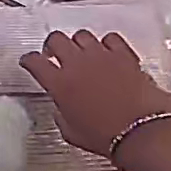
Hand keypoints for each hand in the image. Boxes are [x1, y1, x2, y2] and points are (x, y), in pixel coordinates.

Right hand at [19, 30, 170, 156]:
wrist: (141, 131)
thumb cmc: (107, 135)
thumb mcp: (71, 131)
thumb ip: (61, 114)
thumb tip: (62, 110)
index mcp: (59, 83)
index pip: (34, 61)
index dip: (28, 60)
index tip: (29, 61)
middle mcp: (77, 64)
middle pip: (56, 39)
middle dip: (52, 45)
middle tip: (53, 53)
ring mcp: (101, 57)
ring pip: (82, 35)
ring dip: (77, 43)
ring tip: (80, 52)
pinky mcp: (124, 56)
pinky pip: (111, 38)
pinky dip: (106, 43)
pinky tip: (106, 51)